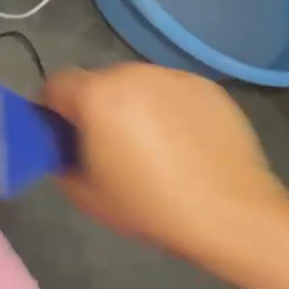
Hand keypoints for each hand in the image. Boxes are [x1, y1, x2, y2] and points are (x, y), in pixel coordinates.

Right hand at [42, 64, 288, 259]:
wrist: (235, 215)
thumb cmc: (152, 206)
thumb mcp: (87, 196)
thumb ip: (60, 162)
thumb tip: (60, 148)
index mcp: (95, 94)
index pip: (54, 85)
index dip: (53, 111)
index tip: (67, 139)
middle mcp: (129, 73)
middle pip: (96, 83)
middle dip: (96, 108)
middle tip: (112, 148)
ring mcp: (170, 75)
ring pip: (135, 85)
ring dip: (133, 106)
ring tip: (156, 147)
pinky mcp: (205, 85)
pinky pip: (171, 91)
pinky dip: (169, 109)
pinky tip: (186, 144)